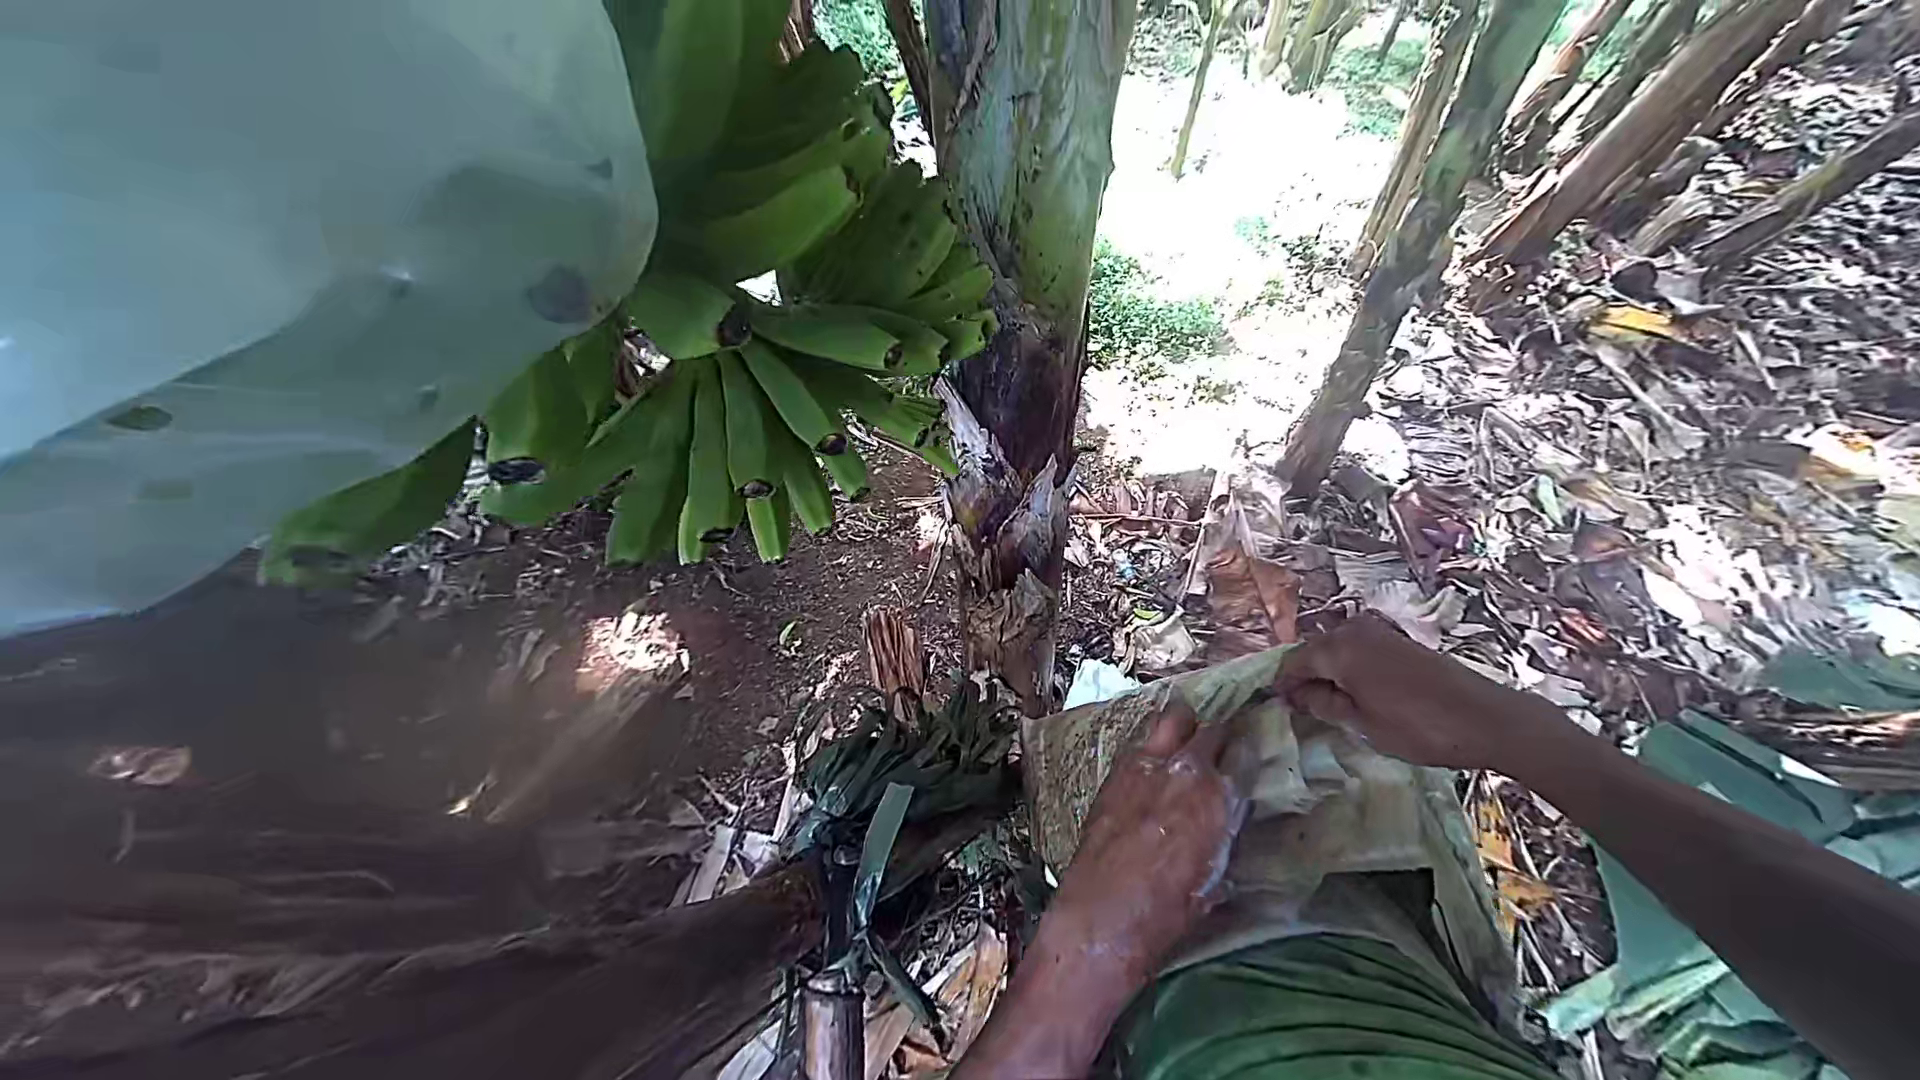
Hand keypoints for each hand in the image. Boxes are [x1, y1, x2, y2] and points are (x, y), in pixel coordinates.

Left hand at [1045, 697, 1246, 983]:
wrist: (1105, 906)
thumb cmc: (1169, 907)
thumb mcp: (1215, 874)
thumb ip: (1223, 835)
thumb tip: (1227, 821)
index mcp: (1219, 798)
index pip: (1243, 754)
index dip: (1247, 750)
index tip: (1247, 751)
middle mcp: (1186, 770)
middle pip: (1210, 730)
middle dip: (1218, 733)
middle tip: (1220, 741)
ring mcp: (1147, 762)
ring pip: (1173, 719)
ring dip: (1184, 723)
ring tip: (1187, 730)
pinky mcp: (1117, 767)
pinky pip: (1142, 738)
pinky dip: (1153, 740)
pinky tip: (1154, 752)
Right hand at [1276, 613, 1572, 771]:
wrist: (1490, 720)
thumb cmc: (1419, 727)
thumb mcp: (1362, 724)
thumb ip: (1324, 704)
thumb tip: (1299, 694)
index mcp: (1337, 649)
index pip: (1293, 662)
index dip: (1283, 685)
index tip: (1278, 705)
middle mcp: (1353, 632)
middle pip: (1313, 652)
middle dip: (1304, 676)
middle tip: (1302, 707)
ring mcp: (1378, 632)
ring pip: (1335, 650)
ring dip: (1327, 672)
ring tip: (1329, 702)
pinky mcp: (1397, 640)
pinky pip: (1357, 649)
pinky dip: (1348, 667)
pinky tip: (1354, 690)